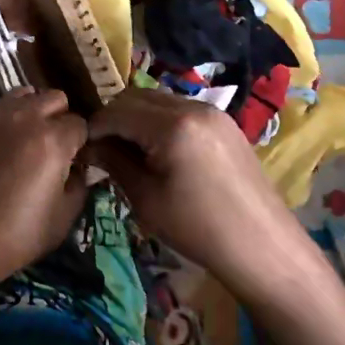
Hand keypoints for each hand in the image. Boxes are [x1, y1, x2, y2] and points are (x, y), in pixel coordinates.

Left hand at [0, 88, 88, 299]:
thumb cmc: (15, 235)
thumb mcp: (62, 218)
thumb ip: (79, 185)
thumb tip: (80, 169)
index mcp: (53, 141)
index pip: (80, 124)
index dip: (82, 143)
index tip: (76, 162)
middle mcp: (25, 119)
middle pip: (55, 98)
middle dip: (60, 118)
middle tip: (55, 147)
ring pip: (25, 95)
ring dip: (34, 111)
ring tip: (30, 139)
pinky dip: (8, 118)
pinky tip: (4, 146)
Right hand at [89, 89, 303, 288]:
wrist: (262, 247)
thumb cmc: (198, 228)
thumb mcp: (146, 198)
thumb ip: (114, 163)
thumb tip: (89, 145)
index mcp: (172, 125)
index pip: (116, 111)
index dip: (94, 127)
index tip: (82, 149)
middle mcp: (193, 107)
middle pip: (137, 97)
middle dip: (114, 118)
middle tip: (104, 150)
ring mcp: (213, 113)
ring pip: (159, 101)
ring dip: (137, 118)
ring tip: (130, 153)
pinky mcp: (225, 124)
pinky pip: (181, 110)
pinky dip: (161, 122)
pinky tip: (159, 152)